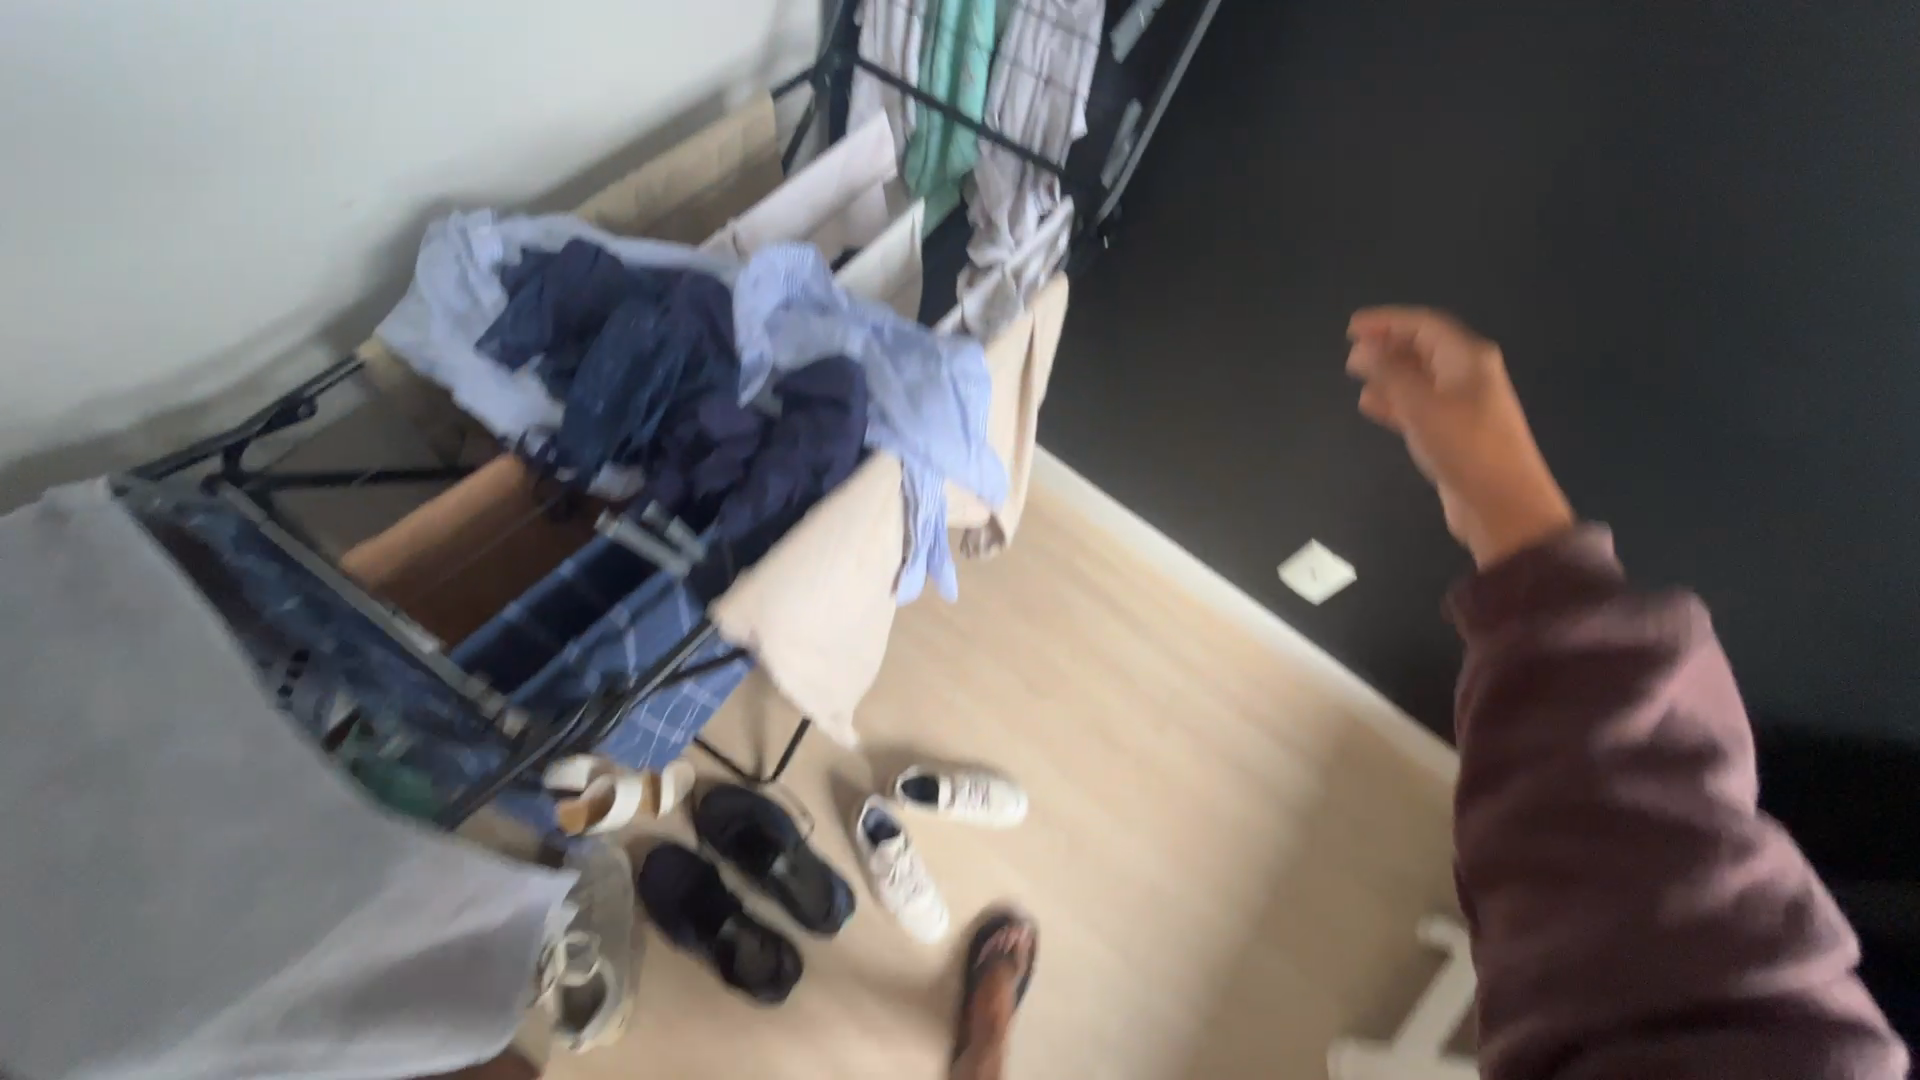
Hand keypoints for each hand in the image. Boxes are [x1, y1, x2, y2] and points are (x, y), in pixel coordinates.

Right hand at [1346, 306, 1573, 567]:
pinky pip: (1417, 404)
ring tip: (1356, 377)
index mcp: (1468, 359)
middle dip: (1388, 345)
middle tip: (1351, 352)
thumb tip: (1360, 350)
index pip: (1424, 326)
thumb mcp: (1421, 405)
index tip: (1351, 328)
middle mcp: (1467, 375)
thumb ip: (1388, 374)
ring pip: (1418, 377)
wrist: (1501, 503)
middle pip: (1423, 348)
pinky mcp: (1451, 432)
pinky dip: (1394, 401)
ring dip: (1388, 373)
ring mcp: (1460, 404)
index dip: (1387, 321)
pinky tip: (1372, 406)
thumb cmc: (1464, 447)